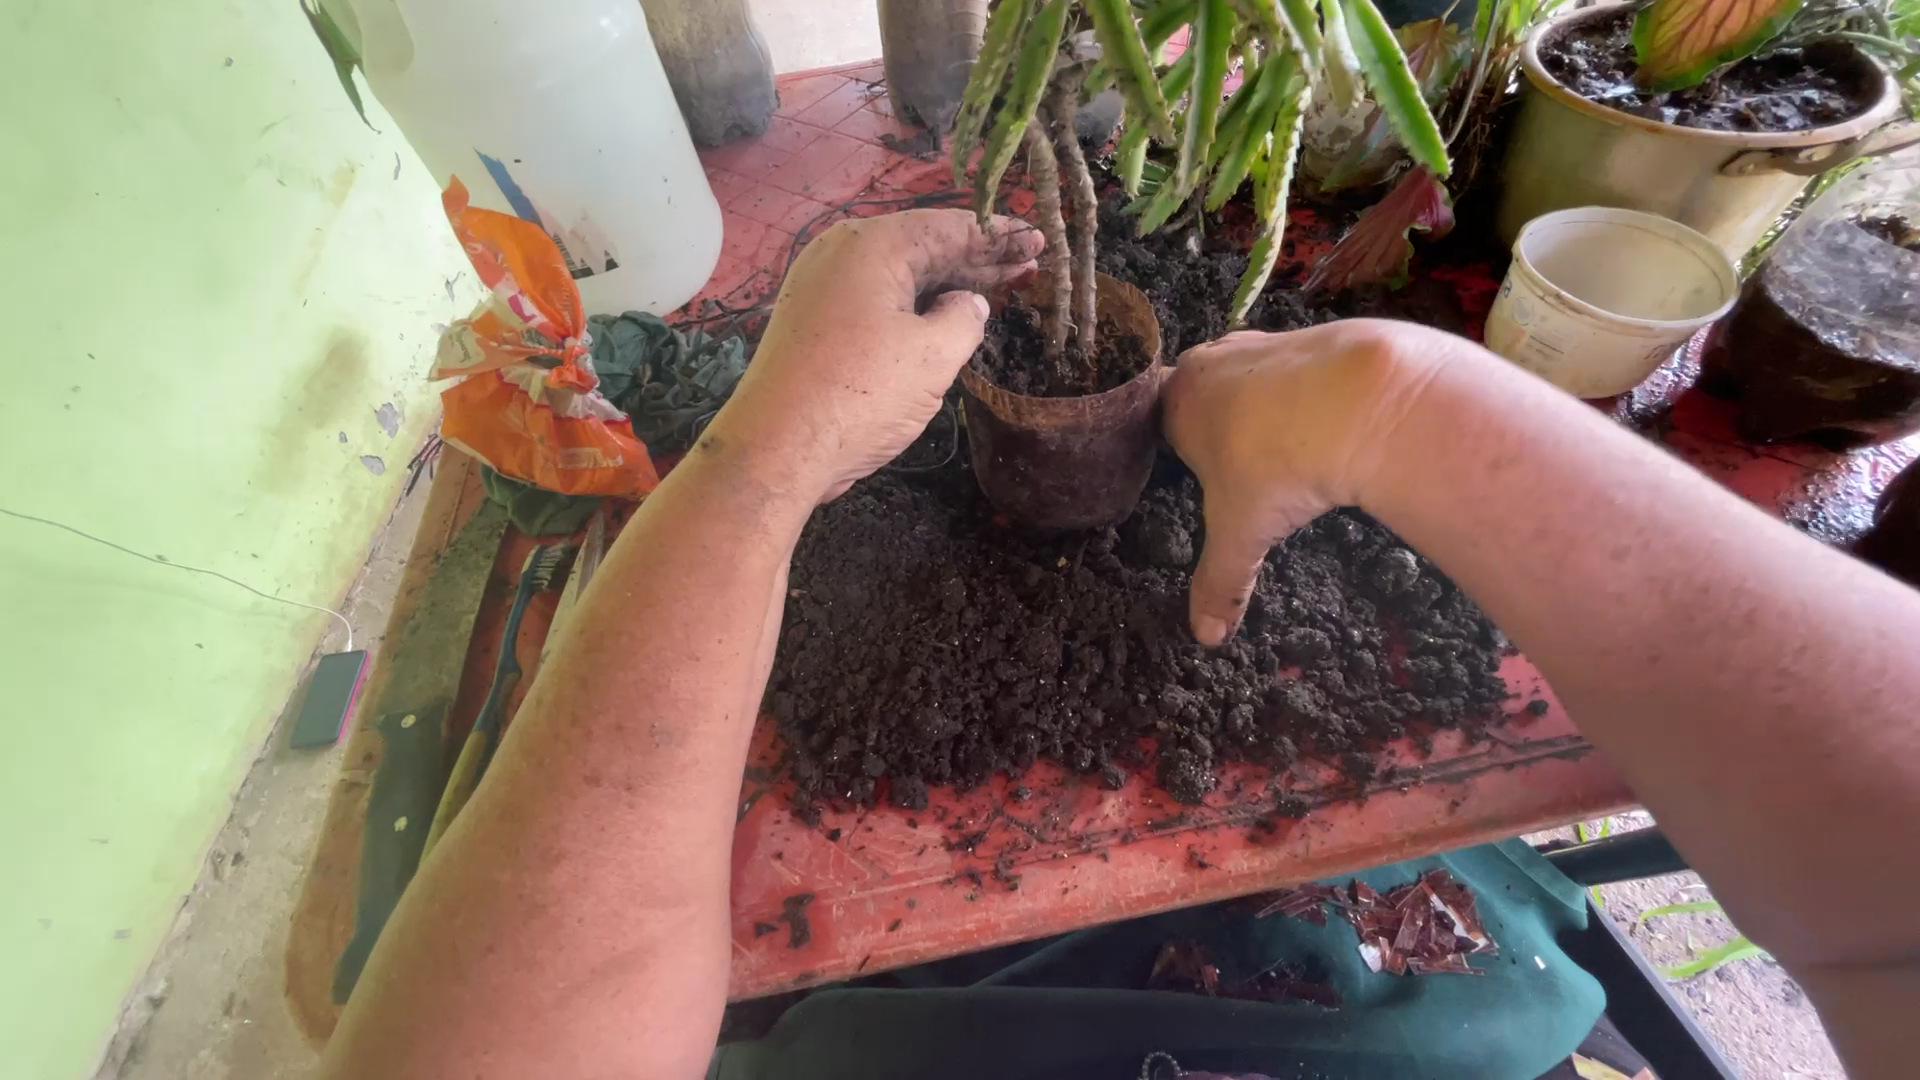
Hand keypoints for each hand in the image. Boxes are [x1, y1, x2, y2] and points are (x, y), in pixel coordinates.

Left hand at [703, 209, 1042, 502]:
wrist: (777, 448)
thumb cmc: (860, 396)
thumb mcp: (932, 355)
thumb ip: (965, 319)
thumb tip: (968, 304)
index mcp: (871, 245)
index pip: (949, 228)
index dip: (998, 237)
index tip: (1036, 242)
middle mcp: (841, 254)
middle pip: (924, 248)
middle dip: (979, 260)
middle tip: (1027, 267)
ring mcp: (823, 288)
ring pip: (900, 278)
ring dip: (949, 285)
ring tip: (997, 291)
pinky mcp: (816, 323)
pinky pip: (878, 302)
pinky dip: (915, 307)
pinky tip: (942, 318)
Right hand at [1163, 320, 1467, 644]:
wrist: (1363, 401)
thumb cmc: (1275, 466)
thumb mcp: (1240, 534)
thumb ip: (1219, 584)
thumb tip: (1206, 639)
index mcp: (1178, 403)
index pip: (1158, 418)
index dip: (1173, 443)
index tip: (1191, 466)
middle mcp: (1212, 363)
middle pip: (1200, 388)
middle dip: (1215, 419)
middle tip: (1236, 457)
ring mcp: (1264, 345)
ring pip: (1249, 372)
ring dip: (1260, 402)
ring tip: (1285, 443)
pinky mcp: (1316, 336)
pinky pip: (1298, 365)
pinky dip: (1307, 389)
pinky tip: (1327, 421)